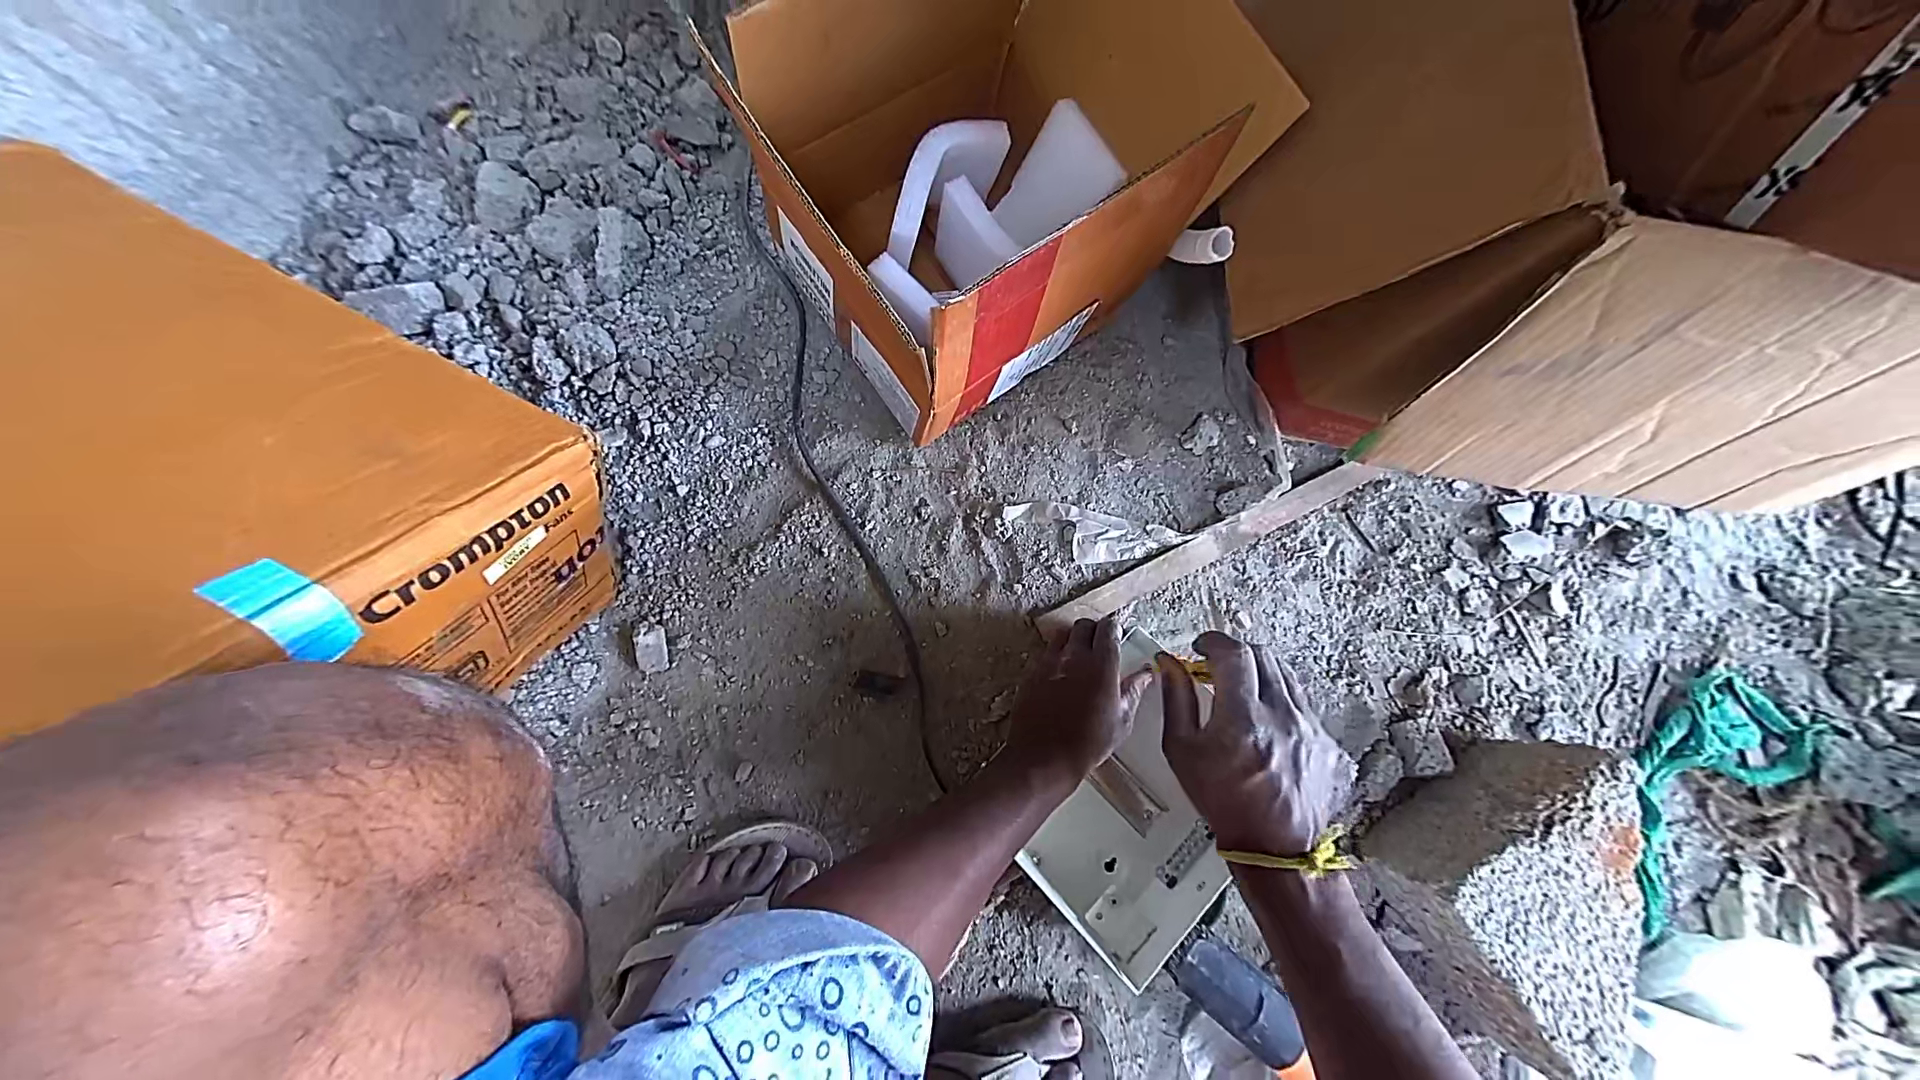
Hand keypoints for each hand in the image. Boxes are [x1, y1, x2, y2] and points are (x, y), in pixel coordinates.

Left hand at [1005, 616, 1153, 781]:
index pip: (1108, 629)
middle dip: (1093, 630)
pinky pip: (1045, 654)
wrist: (1044, 757)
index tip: (1117, 633)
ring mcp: (1049, 663)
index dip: (1114, 628)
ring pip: (1061, 635)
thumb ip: (1133, 691)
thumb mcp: (1121, 721)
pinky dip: (1055, 656)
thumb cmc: (1087, 744)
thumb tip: (1145, 675)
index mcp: (1101, 666)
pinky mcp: (1031, 673)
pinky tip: (1060, 672)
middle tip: (1099, 643)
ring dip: (1072, 639)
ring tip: (1079, 655)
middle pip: (1083, 626)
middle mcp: (1074, 657)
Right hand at [1157, 632, 1351, 854]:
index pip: (1234, 654)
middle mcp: (1283, 719)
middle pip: (1262, 656)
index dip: (1215, 641)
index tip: (1203, 646)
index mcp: (1243, 721)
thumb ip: (1176, 699)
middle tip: (1217, 665)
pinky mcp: (1327, 742)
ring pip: (1285, 675)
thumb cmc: (1225, 803)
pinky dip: (1280, 700)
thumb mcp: (1182, 750)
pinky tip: (1265, 720)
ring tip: (1241, 692)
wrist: (1274, 846)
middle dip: (1235, 653)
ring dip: (1259, 673)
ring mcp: (1311, 729)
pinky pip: (1302, 702)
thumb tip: (1171, 666)